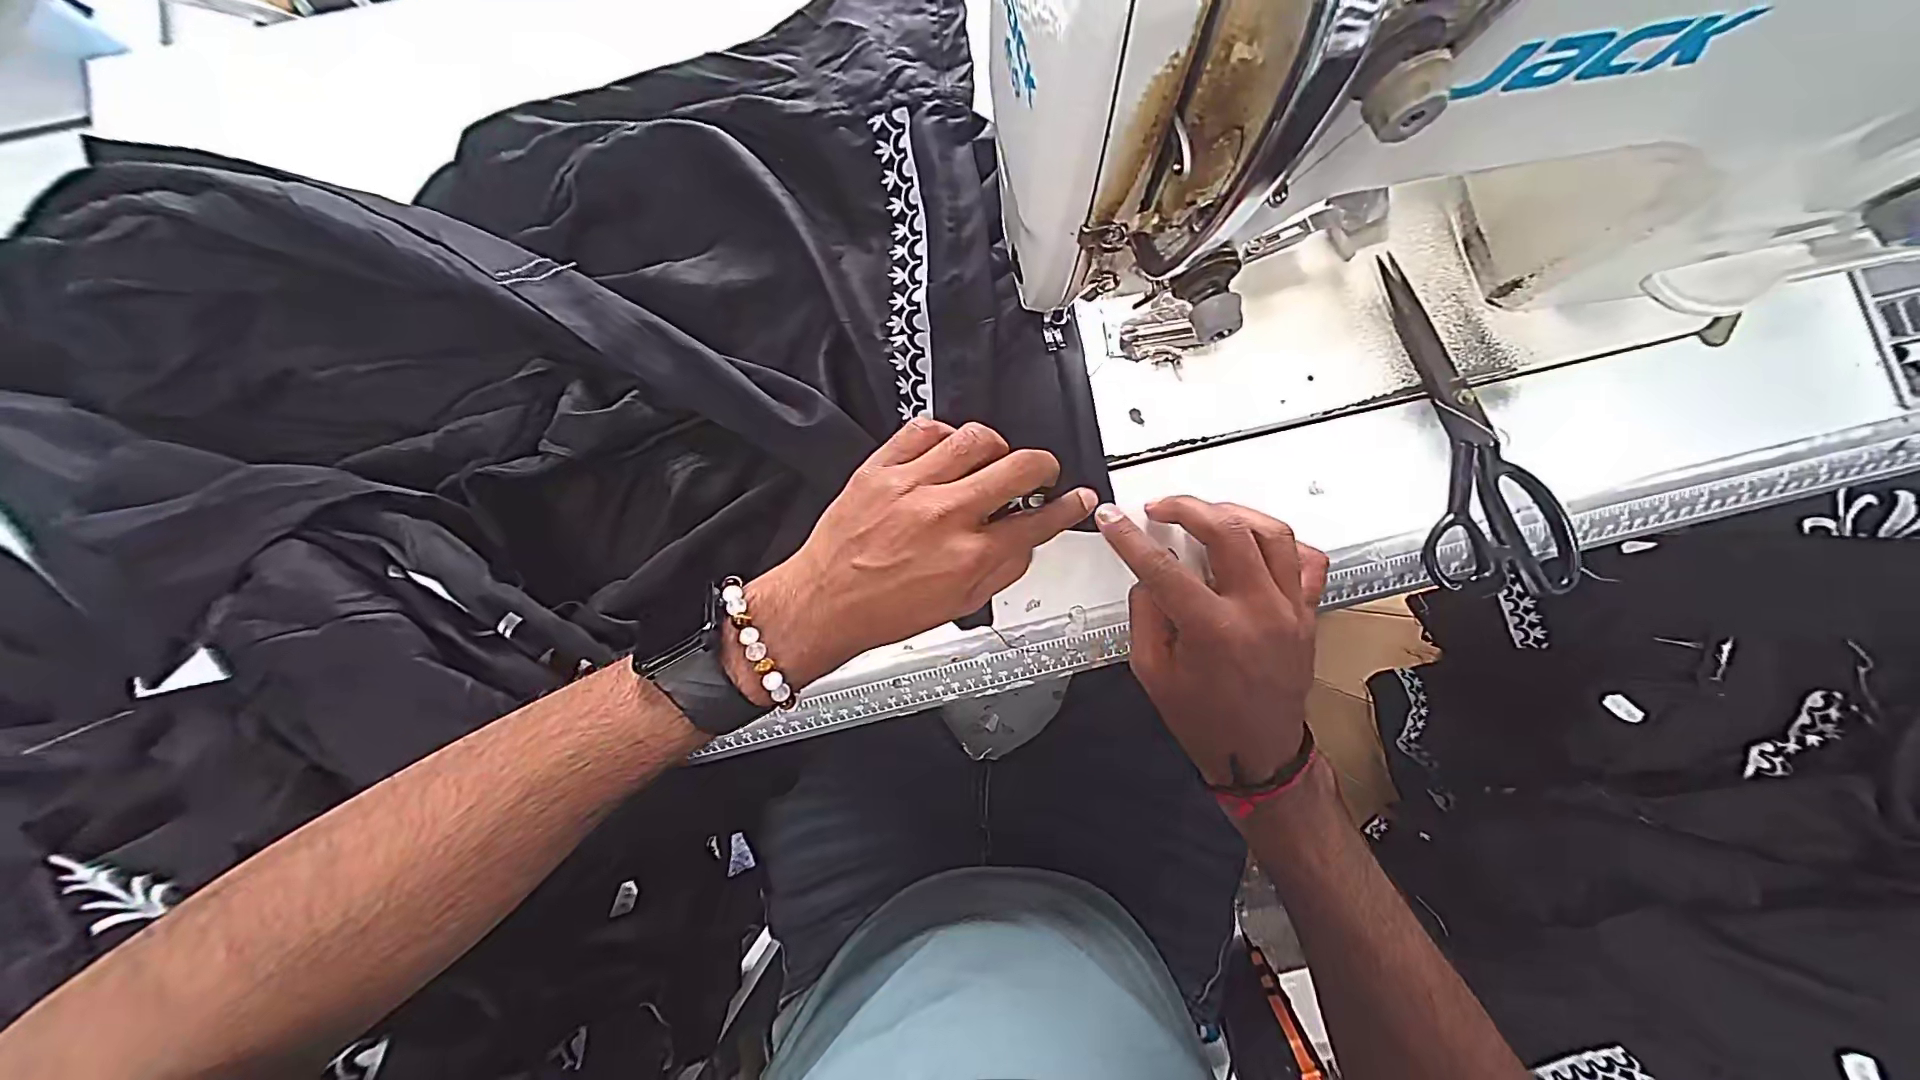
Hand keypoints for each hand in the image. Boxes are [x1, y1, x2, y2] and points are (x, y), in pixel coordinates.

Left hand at [729, 418, 1095, 702]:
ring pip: (977, 439)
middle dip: (1043, 467)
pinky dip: (946, 436)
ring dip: (997, 448)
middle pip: (1019, 468)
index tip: (1075, 498)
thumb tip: (1029, 539)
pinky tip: (947, 452)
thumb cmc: (884, 610)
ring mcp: (911, 487)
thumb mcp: (959, 604)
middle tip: (1040, 473)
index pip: (1038, 522)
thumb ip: (1004, 569)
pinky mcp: (880, 470)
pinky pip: (924, 430)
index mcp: (969, 557)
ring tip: (991, 462)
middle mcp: (944, 516)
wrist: (824, 604)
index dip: (1067, 507)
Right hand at [1095, 497, 1328, 788]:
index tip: (1114, 520)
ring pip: (1272, 532)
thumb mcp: (1152, 672)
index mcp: (1213, 630)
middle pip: (1226, 530)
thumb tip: (1148, 575)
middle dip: (1185, 507)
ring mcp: (1288, 610)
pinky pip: (1308, 559)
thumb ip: (1145, 615)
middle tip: (1161, 507)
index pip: (1162, 566)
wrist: (1258, 753)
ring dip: (1233, 512)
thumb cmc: (1207, 721)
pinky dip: (1281, 540)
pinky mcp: (1306, 613)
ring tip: (1206, 512)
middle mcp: (1257, 612)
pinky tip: (1257, 539)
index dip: (1128, 537)